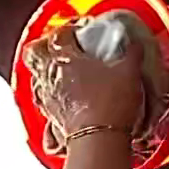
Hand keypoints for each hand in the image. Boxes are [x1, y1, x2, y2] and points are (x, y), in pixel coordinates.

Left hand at [28, 25, 144, 139]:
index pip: (60, 33)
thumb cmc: (110, 101)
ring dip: (49, 73)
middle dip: (44, 48)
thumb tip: (135, 46)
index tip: (82, 30)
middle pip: (34, 53)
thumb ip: (132, 55)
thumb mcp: (129, 72)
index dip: (70, 29)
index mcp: (66, 57)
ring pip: (37, 78)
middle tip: (61, 49)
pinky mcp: (52, 117)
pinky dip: (55, 96)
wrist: (100, 139)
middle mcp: (51, 75)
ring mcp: (49, 97)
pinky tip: (69, 99)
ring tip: (66, 74)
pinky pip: (46, 101)